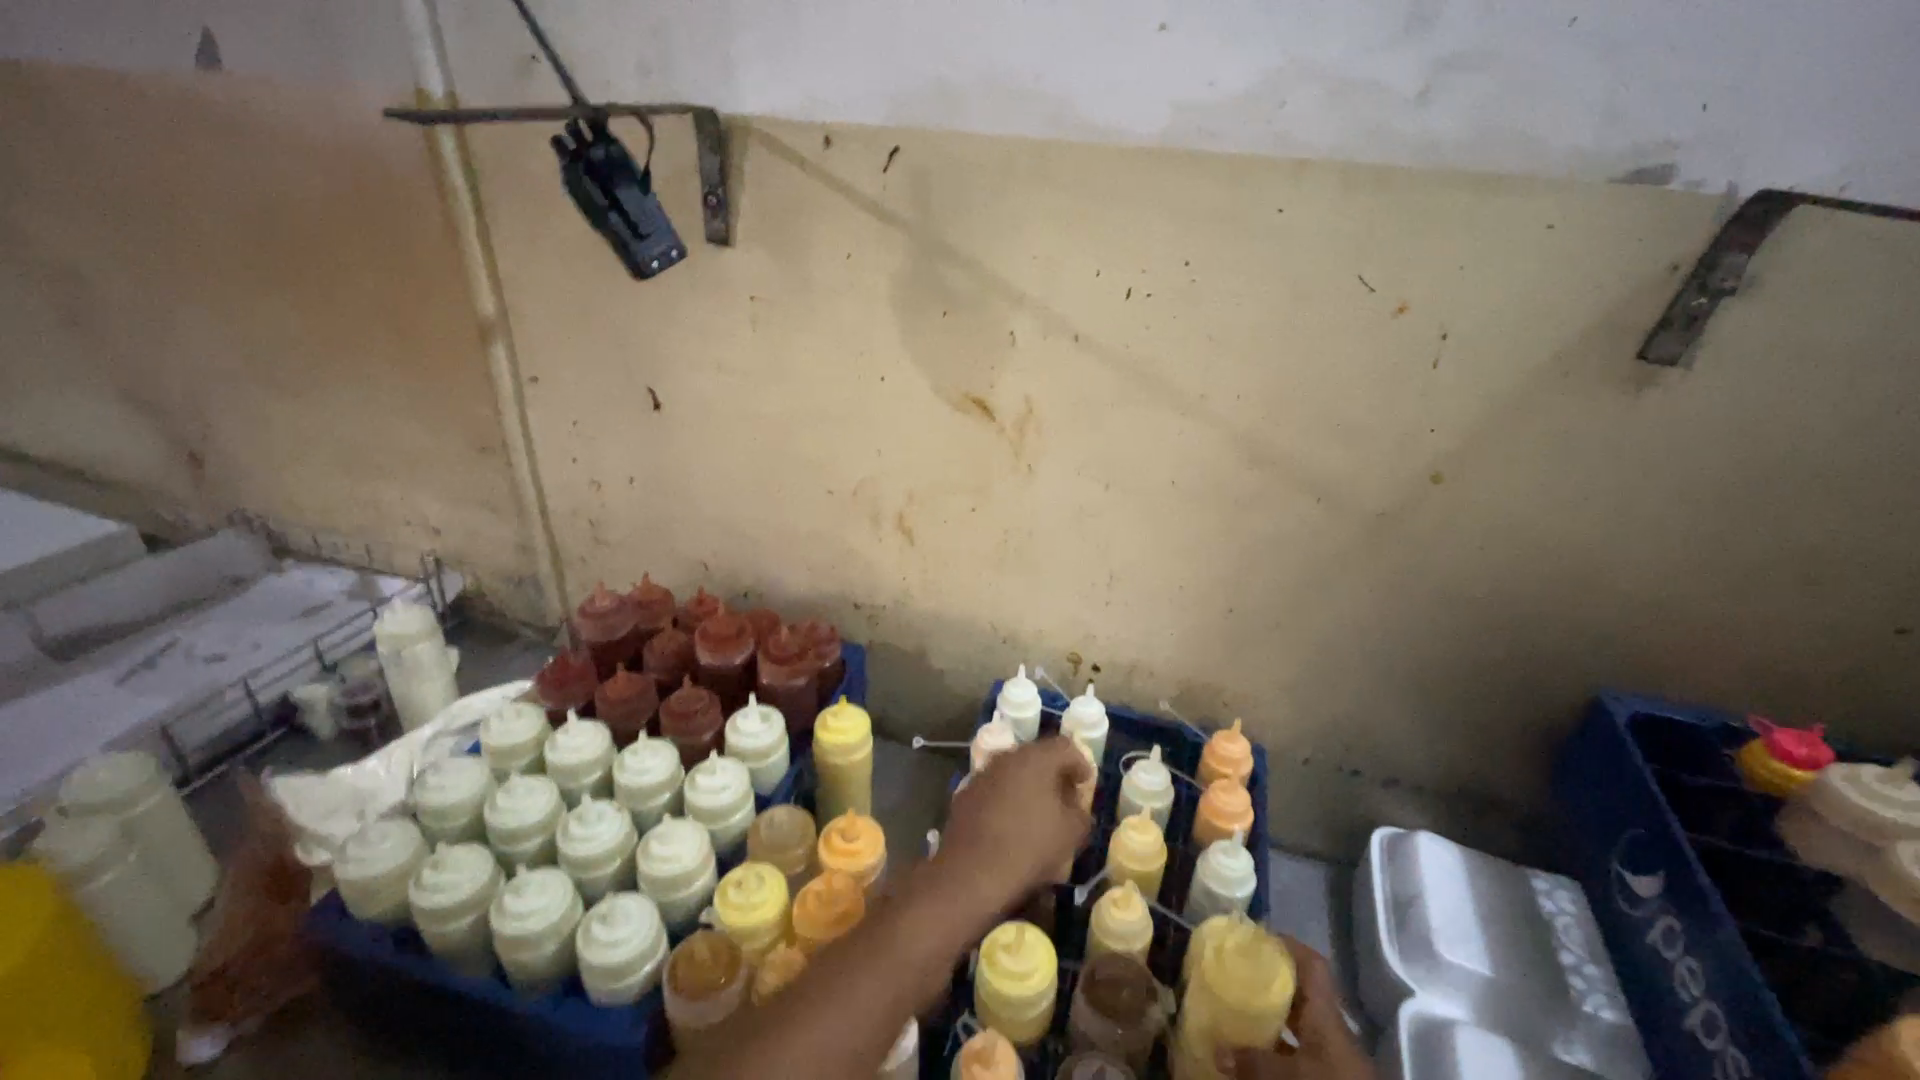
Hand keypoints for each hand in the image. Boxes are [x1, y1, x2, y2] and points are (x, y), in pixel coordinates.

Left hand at [932, 737, 1093, 914]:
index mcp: (1036, 759)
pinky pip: (993, 790)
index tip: (1085, 785)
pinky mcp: (964, 796)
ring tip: (1037, 813)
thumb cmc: (1031, 847)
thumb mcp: (1073, 833)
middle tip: (1064, 798)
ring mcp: (981, 775)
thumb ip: (1080, 812)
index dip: (1080, 764)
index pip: (1066, 747)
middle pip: (1036, 757)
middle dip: (1053, 775)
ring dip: (1027, 787)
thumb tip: (1074, 806)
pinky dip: (1005, 800)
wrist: (973, 872)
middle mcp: (1006, 758)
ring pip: (1012, 773)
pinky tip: (1009, 825)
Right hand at [1216, 937, 1375, 1079]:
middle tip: (1235, 973)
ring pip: (1297, 1023)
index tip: (1257, 938)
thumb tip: (1218, 1050)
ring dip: (1270, 1016)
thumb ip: (1253, 1061)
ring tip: (1236, 1010)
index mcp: (1326, 1014)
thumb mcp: (1290, 1076)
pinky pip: (1297, 1050)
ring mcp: (1330, 1052)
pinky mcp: (1327, 1072)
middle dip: (1268, 981)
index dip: (1287, 946)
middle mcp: (1329, 1027)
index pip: (1312, 965)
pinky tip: (1252, 1051)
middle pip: (1300, 992)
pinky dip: (1276, 1046)